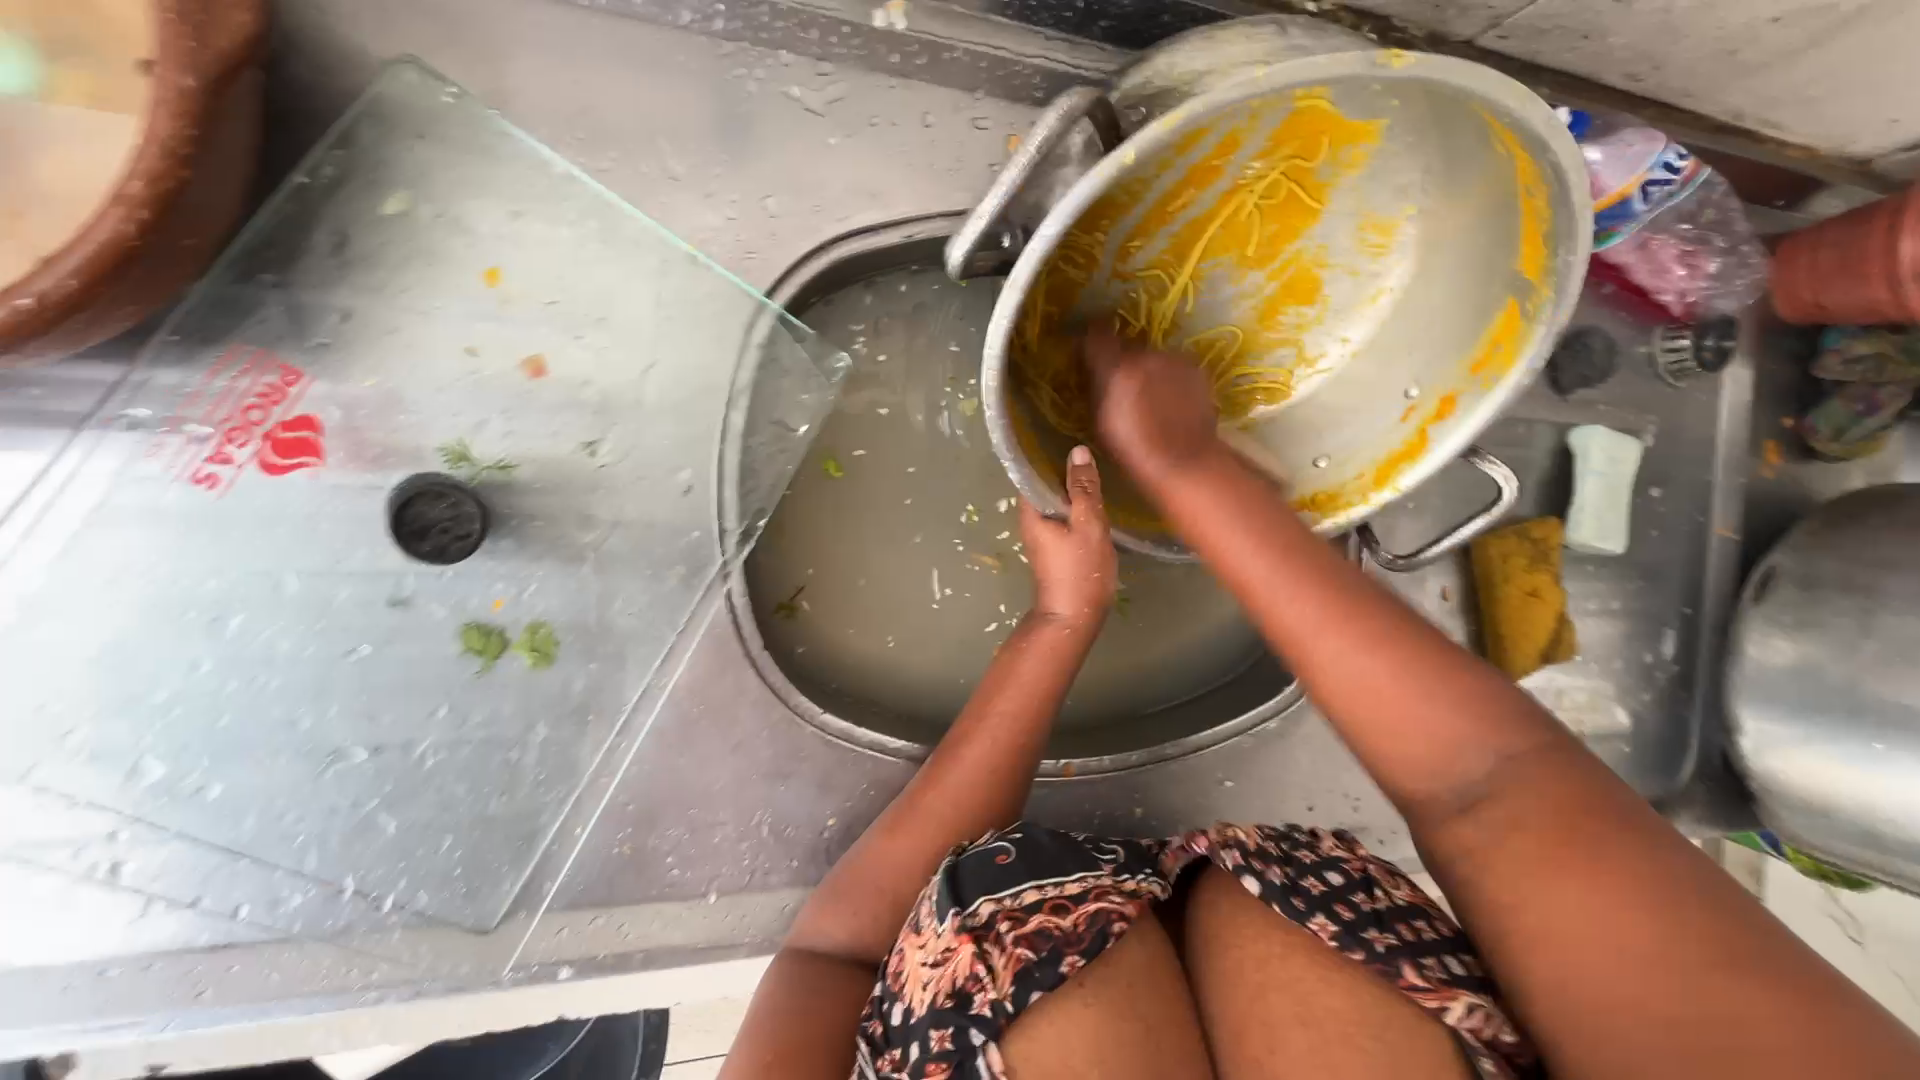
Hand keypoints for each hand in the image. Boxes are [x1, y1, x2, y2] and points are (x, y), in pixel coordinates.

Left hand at [1020, 445, 1117, 628]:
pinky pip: (1063, 512)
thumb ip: (1084, 489)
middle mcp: (1030, 517)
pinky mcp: (1055, 543)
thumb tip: (1078, 451)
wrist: (1072, 618)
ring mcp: (1042, 531)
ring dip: (1072, 483)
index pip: (1031, 468)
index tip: (1066, 428)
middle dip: (1063, 463)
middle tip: (1087, 439)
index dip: (1047, 448)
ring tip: (1094, 461)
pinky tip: (1095, 494)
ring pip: (1056, 497)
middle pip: (1044, 481)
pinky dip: (1076, 501)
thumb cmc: (1079, 572)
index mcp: (1030, 509)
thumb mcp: (1088, 525)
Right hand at [1083, 322, 1220, 479]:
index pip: (1096, 332)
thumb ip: (1094, 387)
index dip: (1092, 340)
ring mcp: (1173, 358)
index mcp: (1114, 366)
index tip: (1089, 352)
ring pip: (1152, 356)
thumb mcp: (1098, 420)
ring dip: (1146, 369)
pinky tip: (1170, 401)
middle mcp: (1144, 353)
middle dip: (1121, 359)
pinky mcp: (1195, 368)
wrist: (1184, 460)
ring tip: (1149, 397)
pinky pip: (1173, 367)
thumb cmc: (1132, 449)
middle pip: (1126, 345)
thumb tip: (1092, 370)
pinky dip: (1168, 378)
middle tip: (1120, 384)